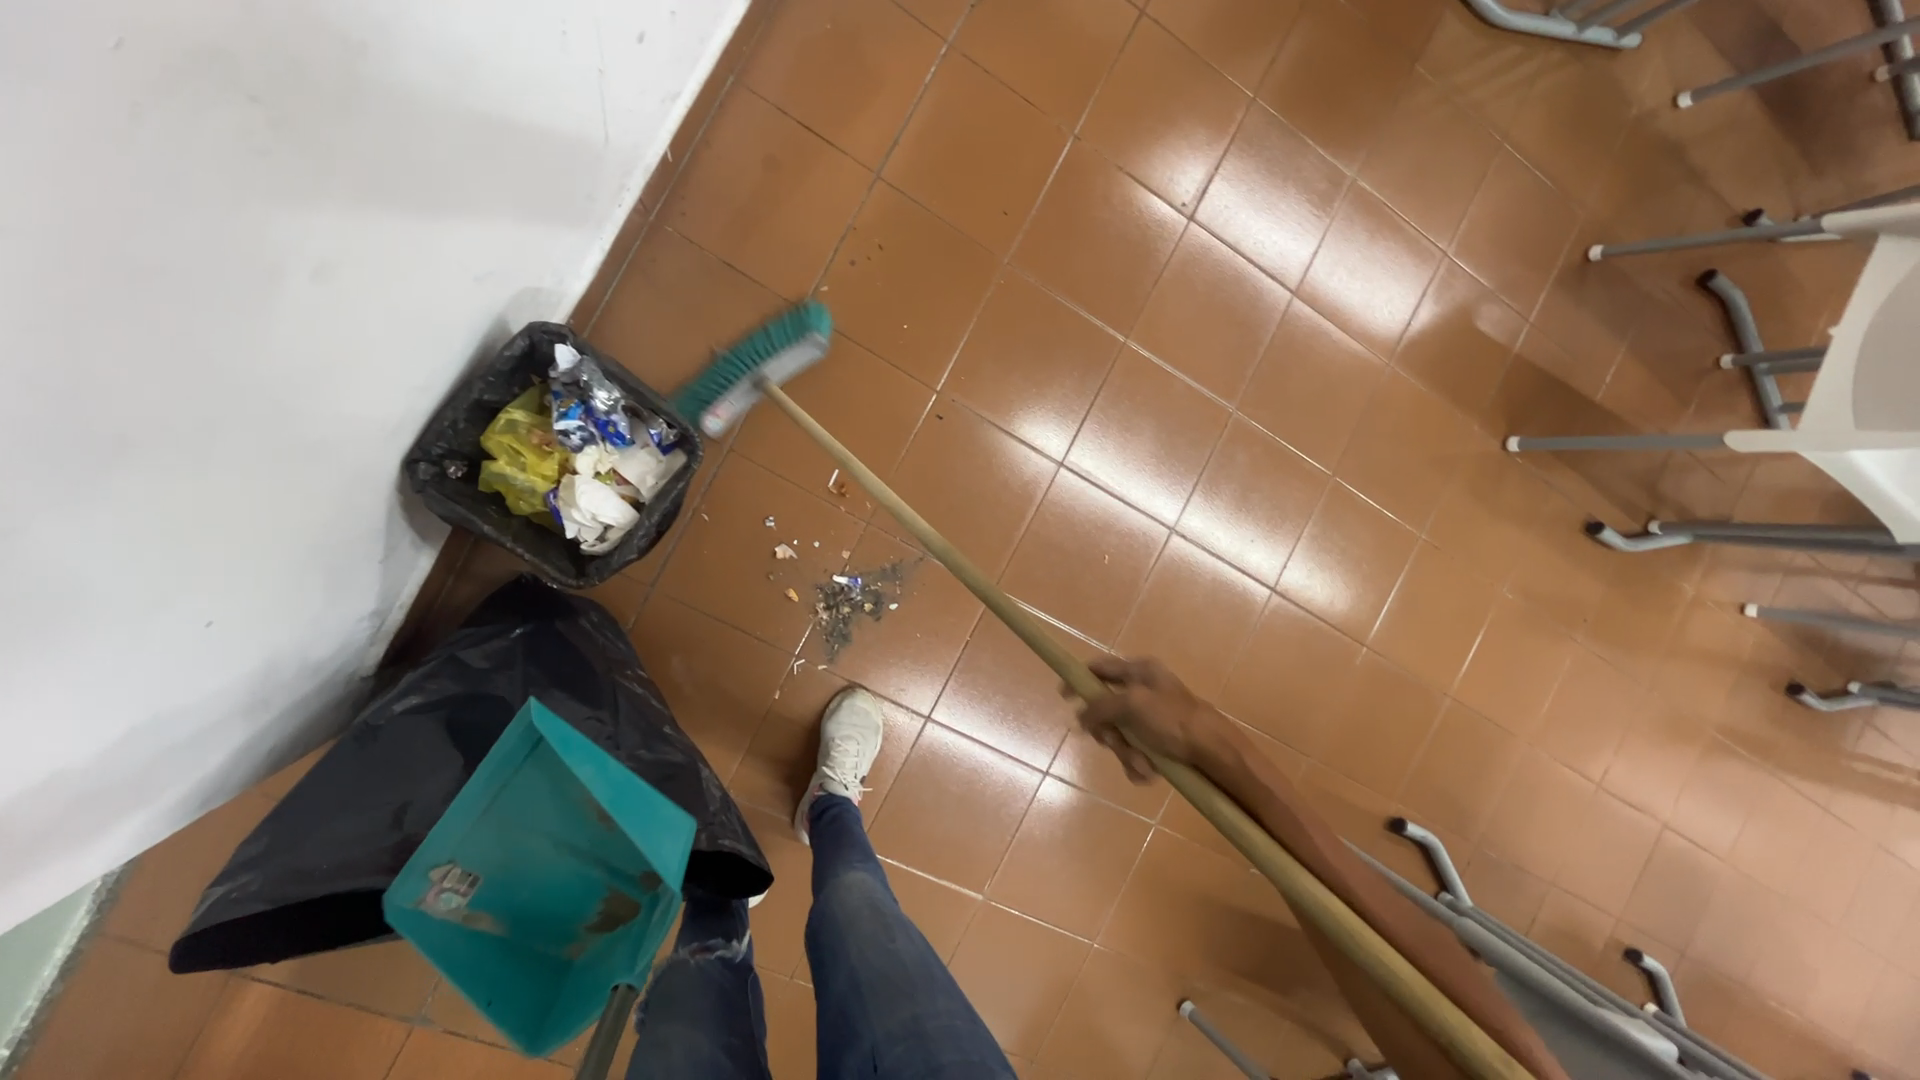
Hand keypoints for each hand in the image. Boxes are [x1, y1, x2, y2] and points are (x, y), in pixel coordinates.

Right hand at [1067, 657, 1226, 783]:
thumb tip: (1081, 716)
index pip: (1100, 668)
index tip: (1064, 696)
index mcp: (1140, 671)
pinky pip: (1135, 751)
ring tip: (1142, 763)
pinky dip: (1138, 763)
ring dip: (1126, 753)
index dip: (1080, 679)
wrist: (1214, 751)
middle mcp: (1144, 691)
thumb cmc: (1173, 720)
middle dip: (1109, 732)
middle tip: (1113, 742)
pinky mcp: (1159, 740)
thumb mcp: (1132, 705)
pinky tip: (1149, 772)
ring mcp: (1151, 718)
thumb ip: (1100, 706)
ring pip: (1120, 736)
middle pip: (1106, 710)